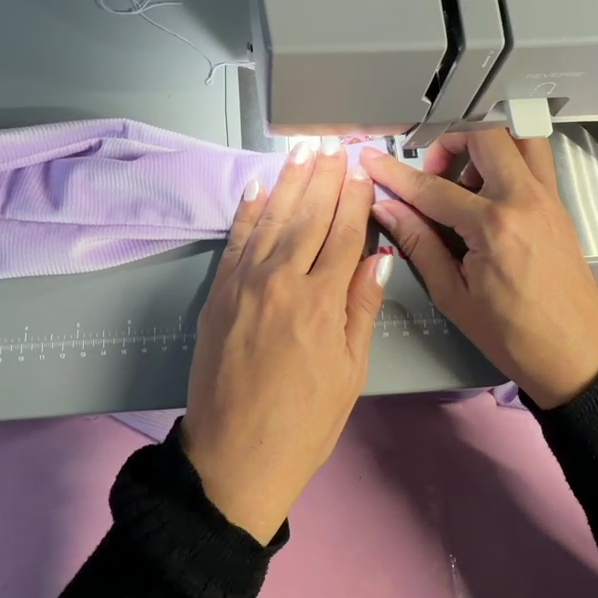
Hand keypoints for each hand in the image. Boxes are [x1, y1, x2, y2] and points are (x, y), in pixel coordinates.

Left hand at [182, 136, 393, 542]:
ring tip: (303, 150)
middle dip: (324, 177)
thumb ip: (360, 309)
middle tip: (334, 143)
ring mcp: (245, 282)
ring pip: (273, 219)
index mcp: (319, 301)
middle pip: (308, 216)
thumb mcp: (349, 371)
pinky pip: (236, 240)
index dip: (354, 198)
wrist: (235, 455)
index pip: (343, 233)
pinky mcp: (220, 291)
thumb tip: (378, 257)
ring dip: (289, 181)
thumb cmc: (305, 421)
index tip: (362, 168)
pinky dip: (248, 211)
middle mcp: (281, 280)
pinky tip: (259, 186)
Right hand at [361, 129, 597, 409]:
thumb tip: (386, 208)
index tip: (371, 160)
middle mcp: (524, 200)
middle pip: (483, 134)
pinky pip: (533, 158)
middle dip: (447, 141)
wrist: (577, 358)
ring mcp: (547, 198)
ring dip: (483, 143)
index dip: (394, 173)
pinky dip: (505, 158)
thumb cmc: (514, 336)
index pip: (432, 187)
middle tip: (430, 172)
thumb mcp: (452, 295)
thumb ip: (418, 243)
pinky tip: (486, 193)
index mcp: (494, 227)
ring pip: (517, 135)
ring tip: (463, 178)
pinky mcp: (557, 204)